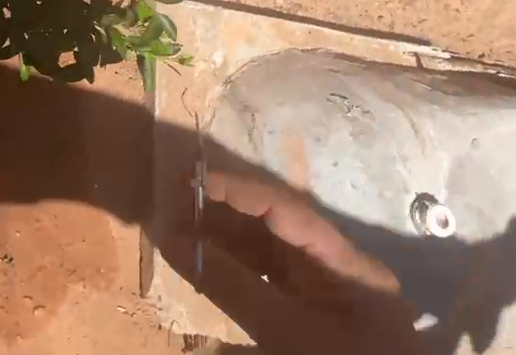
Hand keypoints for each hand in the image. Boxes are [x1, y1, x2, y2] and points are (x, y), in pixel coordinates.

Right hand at [166, 170, 421, 354]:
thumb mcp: (289, 335)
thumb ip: (230, 285)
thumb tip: (170, 239)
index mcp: (345, 263)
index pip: (284, 207)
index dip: (235, 189)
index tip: (186, 181)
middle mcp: (335, 264)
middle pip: (271, 220)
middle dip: (221, 210)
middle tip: (171, 205)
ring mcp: (322, 287)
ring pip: (262, 244)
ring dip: (219, 235)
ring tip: (177, 231)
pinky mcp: (308, 308)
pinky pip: (262, 270)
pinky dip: (230, 262)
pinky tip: (202, 260)